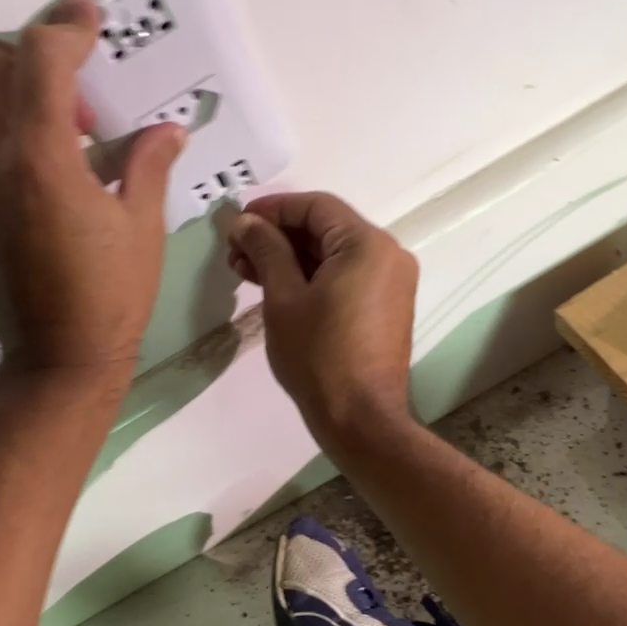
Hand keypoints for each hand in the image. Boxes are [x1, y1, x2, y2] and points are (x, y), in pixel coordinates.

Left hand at [0, 0, 186, 382]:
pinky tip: (42, 190)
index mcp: (43, 158)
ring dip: (16, 102)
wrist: (57, 364)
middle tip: (78, 95)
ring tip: (65, 144)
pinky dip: (5, 149)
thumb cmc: (112, 298)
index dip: (67, 25)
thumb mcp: (142, 228)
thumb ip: (149, 165)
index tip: (89, 14)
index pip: (41, 58)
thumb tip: (168, 130)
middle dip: (31, 57)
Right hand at [228, 192, 419, 441]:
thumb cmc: (319, 357)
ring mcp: (391, 282)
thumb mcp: (283, 298)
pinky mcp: (386, 307)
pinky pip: (346, 278)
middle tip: (235, 253)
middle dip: (278, 237)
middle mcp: (388, 255)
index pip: (315, 206)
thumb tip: (246, 222)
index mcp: (367, 244)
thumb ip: (266, 250)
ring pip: (333, 255)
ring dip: (291, 259)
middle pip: (326, 229)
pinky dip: (312, 278)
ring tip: (246, 273)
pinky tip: (276, 288)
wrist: (360, 419)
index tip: (237, 222)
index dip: (272, 209)